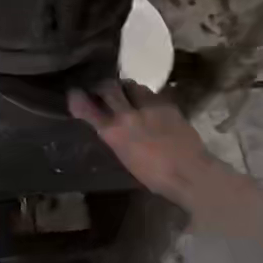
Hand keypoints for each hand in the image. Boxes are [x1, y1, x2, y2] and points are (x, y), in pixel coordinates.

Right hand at [68, 81, 230, 203]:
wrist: (188, 172)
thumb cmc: (154, 176)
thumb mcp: (125, 158)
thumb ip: (115, 138)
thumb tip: (111, 127)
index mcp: (113, 133)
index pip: (87, 108)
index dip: (77, 99)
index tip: (74, 93)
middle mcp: (127, 114)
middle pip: (109, 88)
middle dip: (102, 86)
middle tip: (101, 88)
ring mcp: (149, 106)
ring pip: (131, 86)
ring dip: (125, 88)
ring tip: (126, 93)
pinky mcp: (167, 104)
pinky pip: (152, 93)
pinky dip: (145, 95)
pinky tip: (148, 102)